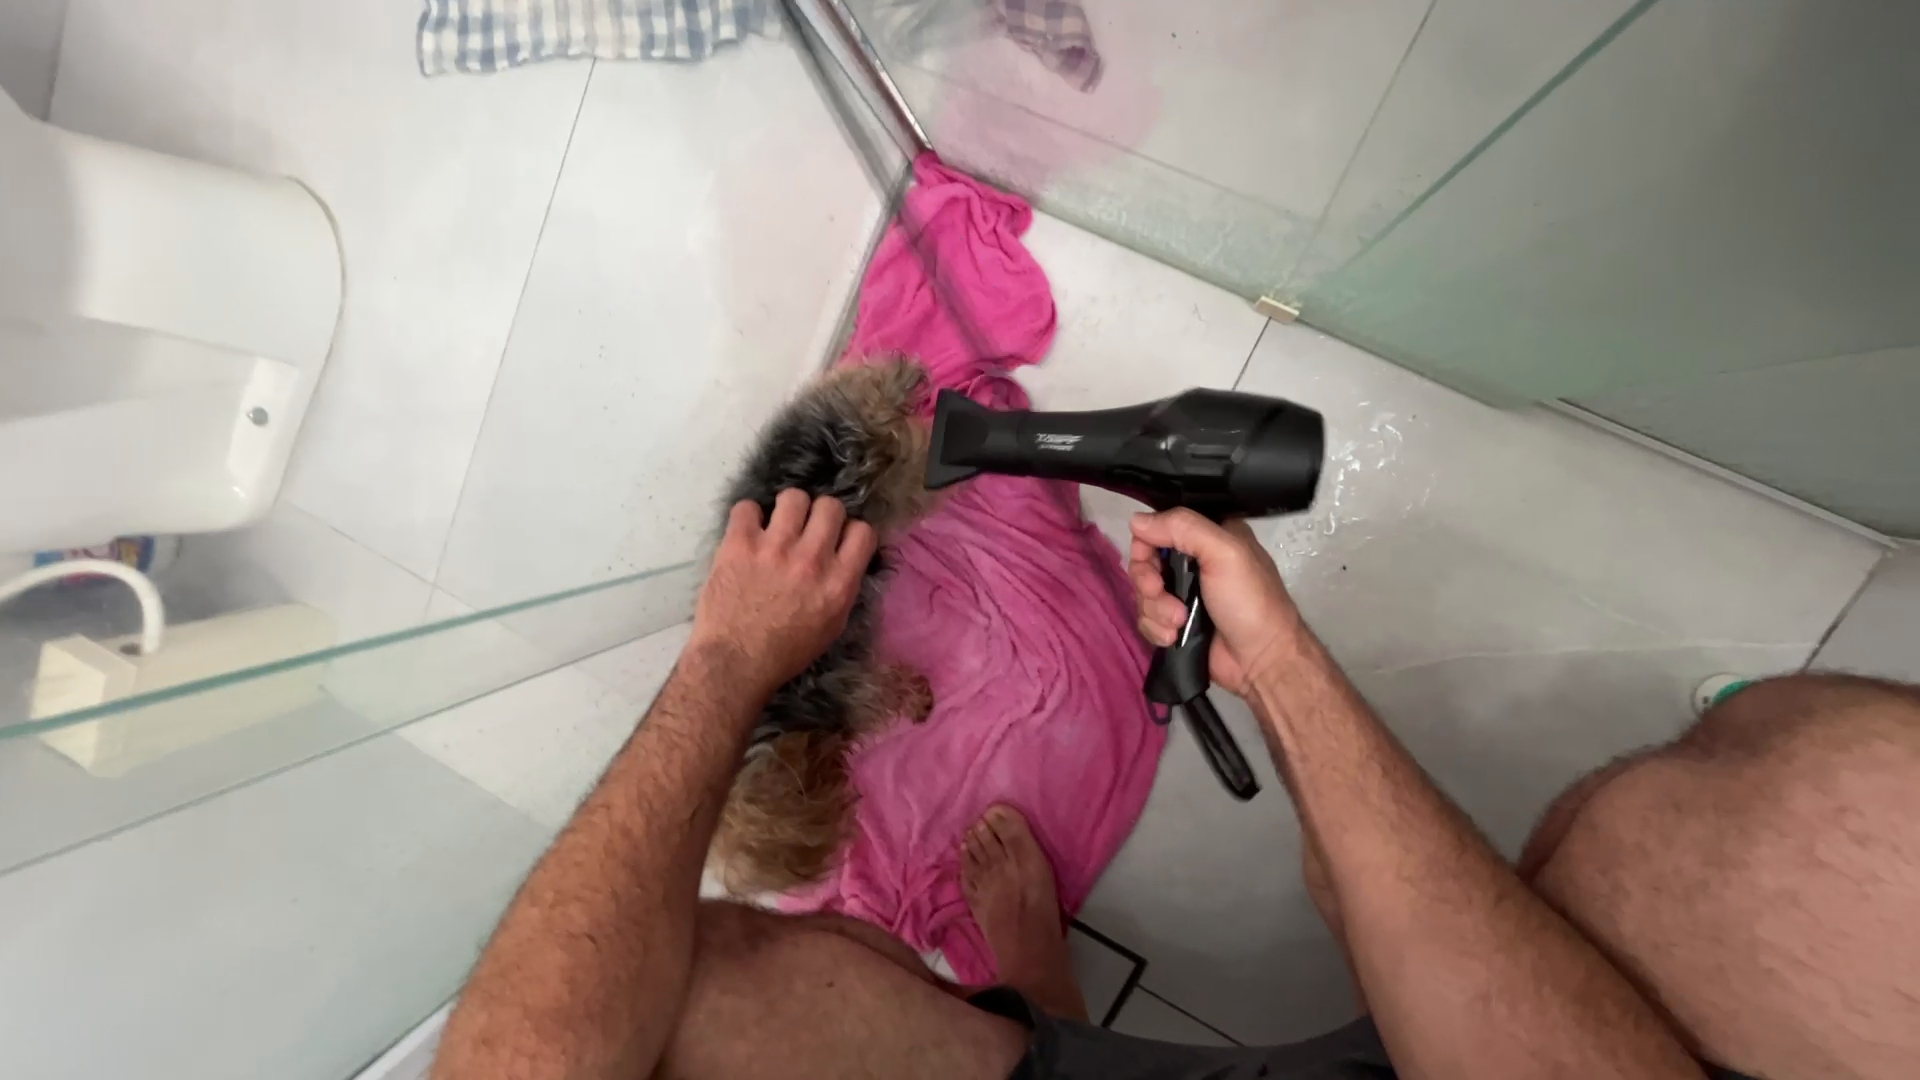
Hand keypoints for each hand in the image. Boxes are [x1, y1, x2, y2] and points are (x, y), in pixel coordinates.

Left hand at [690, 490, 877, 697]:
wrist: (735, 662)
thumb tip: (845, 560)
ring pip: (794, 497)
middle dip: (822, 515)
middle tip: (808, 530)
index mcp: (839, 582)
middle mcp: (811, 559)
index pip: (862, 531)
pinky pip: (747, 507)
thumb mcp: (833, 625)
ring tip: (779, 526)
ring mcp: (774, 549)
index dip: (851, 532)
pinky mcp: (739, 545)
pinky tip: (749, 533)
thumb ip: (843, 588)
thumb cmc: (787, 651)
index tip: (838, 540)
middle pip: (830, 506)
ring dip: (789, 509)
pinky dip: (748, 517)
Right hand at [1128, 510, 1299, 697]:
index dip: (1147, 544)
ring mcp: (1183, 593)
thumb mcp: (1225, 553)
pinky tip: (1173, 637)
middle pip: (1145, 561)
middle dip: (1148, 581)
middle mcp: (1194, 561)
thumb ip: (1182, 528)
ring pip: (1143, 593)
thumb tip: (1136, 520)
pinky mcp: (1174, 621)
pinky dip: (1155, 628)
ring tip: (1178, 623)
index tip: (1151, 561)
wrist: (1262, 660)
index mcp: (1210, 535)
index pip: (1161, 527)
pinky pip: (1146, 618)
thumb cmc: (1250, 601)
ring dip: (1155, 610)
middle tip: (1159, 593)